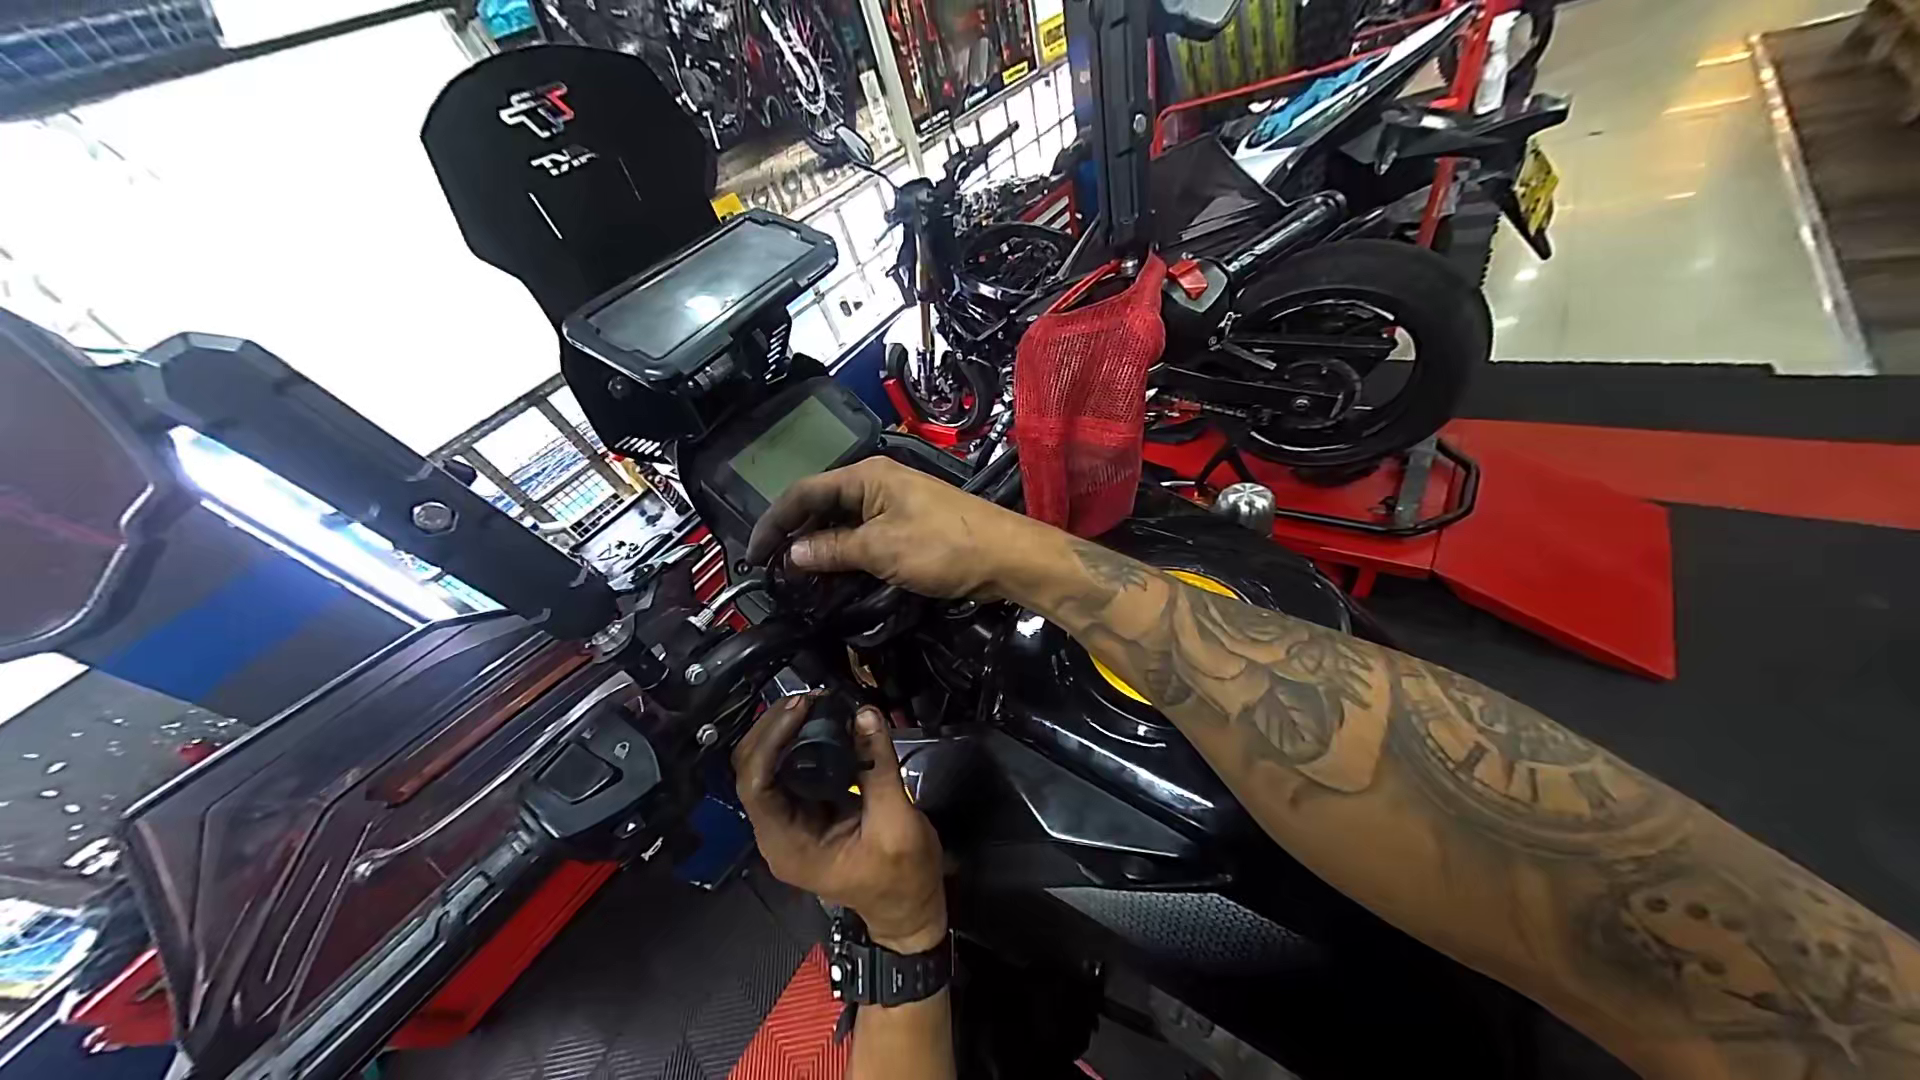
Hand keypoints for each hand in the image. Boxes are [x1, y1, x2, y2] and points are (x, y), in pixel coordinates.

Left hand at [732, 693, 946, 952]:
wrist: (911, 908)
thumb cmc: (903, 876)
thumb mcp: (896, 820)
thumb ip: (877, 766)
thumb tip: (865, 713)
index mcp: (788, 844)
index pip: (756, 784)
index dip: (771, 740)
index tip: (801, 708)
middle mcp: (778, 832)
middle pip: (753, 770)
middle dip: (775, 728)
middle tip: (810, 698)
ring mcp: (791, 822)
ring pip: (768, 766)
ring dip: (786, 731)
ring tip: (815, 703)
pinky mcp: (808, 810)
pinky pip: (791, 769)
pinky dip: (802, 742)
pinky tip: (822, 722)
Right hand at [745, 457, 1051, 599]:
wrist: (1007, 557)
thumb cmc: (944, 545)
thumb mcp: (881, 549)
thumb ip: (832, 550)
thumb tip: (792, 554)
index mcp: (866, 477)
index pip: (804, 492)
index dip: (773, 522)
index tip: (754, 554)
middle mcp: (876, 484)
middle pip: (821, 505)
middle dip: (794, 535)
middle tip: (772, 571)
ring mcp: (894, 506)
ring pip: (842, 524)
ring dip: (818, 548)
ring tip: (796, 578)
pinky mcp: (908, 527)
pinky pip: (865, 537)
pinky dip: (845, 555)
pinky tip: (833, 576)